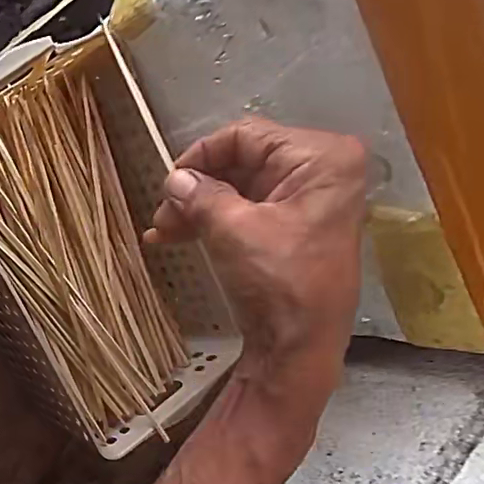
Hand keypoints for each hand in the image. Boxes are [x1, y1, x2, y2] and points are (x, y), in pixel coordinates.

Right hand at [145, 118, 368, 379]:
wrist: (300, 347)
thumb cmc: (279, 281)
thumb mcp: (234, 231)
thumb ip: (200, 196)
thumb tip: (174, 180)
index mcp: (321, 159)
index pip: (247, 137)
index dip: (201, 156)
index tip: (169, 181)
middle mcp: (319, 172)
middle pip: (242, 164)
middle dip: (197, 189)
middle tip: (162, 214)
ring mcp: (306, 203)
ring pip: (239, 190)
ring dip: (198, 208)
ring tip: (163, 230)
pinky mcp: (292, 230)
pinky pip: (246, 213)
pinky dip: (213, 223)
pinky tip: (177, 237)